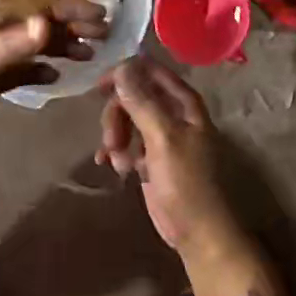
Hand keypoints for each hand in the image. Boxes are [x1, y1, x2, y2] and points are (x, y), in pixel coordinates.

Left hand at [0, 0, 108, 145]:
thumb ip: (12, 45)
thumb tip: (48, 22)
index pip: (44, 7)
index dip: (75, 9)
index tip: (104, 16)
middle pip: (44, 22)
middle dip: (75, 24)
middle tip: (106, 33)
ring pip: (37, 44)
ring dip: (63, 45)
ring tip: (90, 54)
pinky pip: (24, 70)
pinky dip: (42, 69)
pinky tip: (56, 77)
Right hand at [96, 59, 242, 260]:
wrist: (196, 228)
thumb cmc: (186, 180)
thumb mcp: (163, 138)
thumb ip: (142, 102)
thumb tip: (122, 67)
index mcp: (184, 101)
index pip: (151, 71)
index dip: (125, 73)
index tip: (99, 87)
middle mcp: (174, 112)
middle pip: (135, 96)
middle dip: (118, 115)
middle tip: (111, 140)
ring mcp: (162, 135)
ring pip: (128, 119)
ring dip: (116, 137)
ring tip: (117, 161)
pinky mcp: (151, 157)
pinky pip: (127, 142)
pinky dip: (118, 152)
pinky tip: (113, 167)